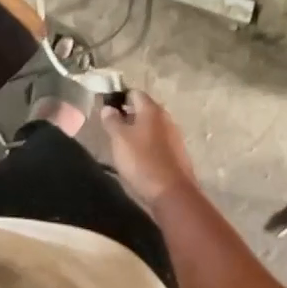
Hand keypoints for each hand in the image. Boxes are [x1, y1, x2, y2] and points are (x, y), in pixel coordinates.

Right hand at [100, 90, 199, 210]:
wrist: (173, 194)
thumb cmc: (142, 161)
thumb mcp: (119, 139)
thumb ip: (111, 120)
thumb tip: (108, 108)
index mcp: (152, 109)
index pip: (134, 93)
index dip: (119, 98)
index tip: (107, 110)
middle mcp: (166, 118)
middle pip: (144, 109)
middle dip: (128, 115)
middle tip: (113, 128)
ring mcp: (175, 136)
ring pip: (152, 126)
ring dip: (139, 131)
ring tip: (124, 145)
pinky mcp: (178, 153)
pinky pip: (160, 141)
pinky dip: (149, 144)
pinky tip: (140, 157)